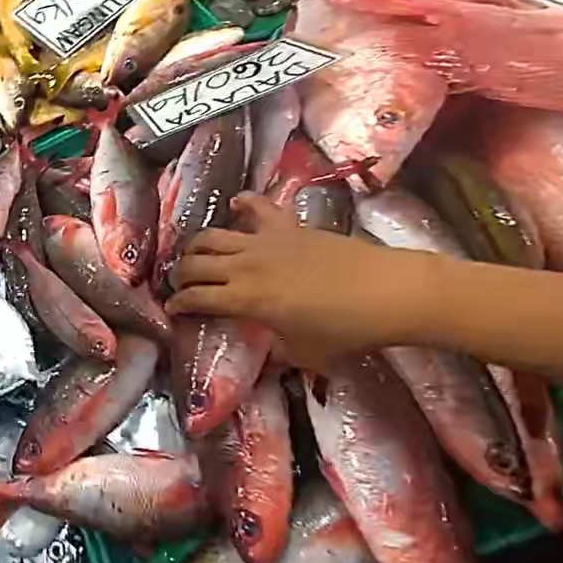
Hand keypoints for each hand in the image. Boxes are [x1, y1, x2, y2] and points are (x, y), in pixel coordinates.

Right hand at [166, 192, 447, 369]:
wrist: (390, 292)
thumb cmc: (347, 330)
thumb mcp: (305, 354)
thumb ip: (278, 355)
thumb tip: (267, 358)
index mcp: (246, 300)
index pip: (196, 299)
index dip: (177, 304)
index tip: (172, 310)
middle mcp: (245, 267)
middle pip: (194, 264)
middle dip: (178, 275)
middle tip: (180, 285)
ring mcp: (265, 242)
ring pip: (212, 236)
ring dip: (196, 246)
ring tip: (195, 255)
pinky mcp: (287, 226)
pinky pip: (257, 207)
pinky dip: (243, 204)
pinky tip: (235, 205)